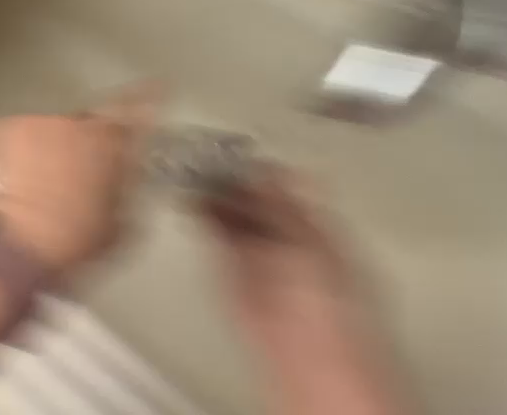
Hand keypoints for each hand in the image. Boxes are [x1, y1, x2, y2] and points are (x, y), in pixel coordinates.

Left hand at [0, 85, 158, 277]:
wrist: (25, 239)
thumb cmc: (82, 238)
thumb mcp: (125, 216)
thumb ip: (128, 180)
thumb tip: (128, 169)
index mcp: (113, 144)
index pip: (137, 110)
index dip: (146, 99)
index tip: (157, 85)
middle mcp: (76, 124)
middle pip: (87, 123)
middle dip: (86, 139)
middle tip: (77, 171)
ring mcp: (36, 121)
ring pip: (50, 129)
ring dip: (51, 144)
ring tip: (42, 178)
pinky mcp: (4, 126)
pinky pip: (19, 133)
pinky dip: (20, 148)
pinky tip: (18, 173)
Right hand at [201, 171, 406, 413]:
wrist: (314, 367)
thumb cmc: (328, 308)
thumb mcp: (309, 248)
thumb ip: (279, 206)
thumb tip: (254, 163)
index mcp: (321, 227)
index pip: (285, 181)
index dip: (254, 159)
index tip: (221, 140)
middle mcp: (290, 234)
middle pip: (253, 191)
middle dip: (224, 169)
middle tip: (190, 147)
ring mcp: (260, 251)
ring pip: (230, 207)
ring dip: (206, 186)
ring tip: (178, 163)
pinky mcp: (232, 266)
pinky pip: (213, 229)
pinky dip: (197, 209)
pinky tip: (180, 193)